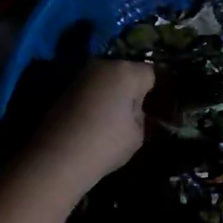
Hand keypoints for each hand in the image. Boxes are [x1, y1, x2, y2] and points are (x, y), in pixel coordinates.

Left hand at [22, 58, 154, 190]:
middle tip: (146, 113)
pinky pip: (94, 88)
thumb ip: (144, 117)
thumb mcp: (138, 134)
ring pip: (110, 79)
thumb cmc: (106, 143)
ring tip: (123, 118)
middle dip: (138, 89)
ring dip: (118, 94)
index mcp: (127, 71)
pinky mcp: (67, 87)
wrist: (57, 157)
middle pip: (130, 72)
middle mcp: (104, 64)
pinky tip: (103, 118)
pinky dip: (101, 99)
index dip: (162, 91)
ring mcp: (82, 74)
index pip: (154, 74)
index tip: (165, 109)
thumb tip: (141, 111)